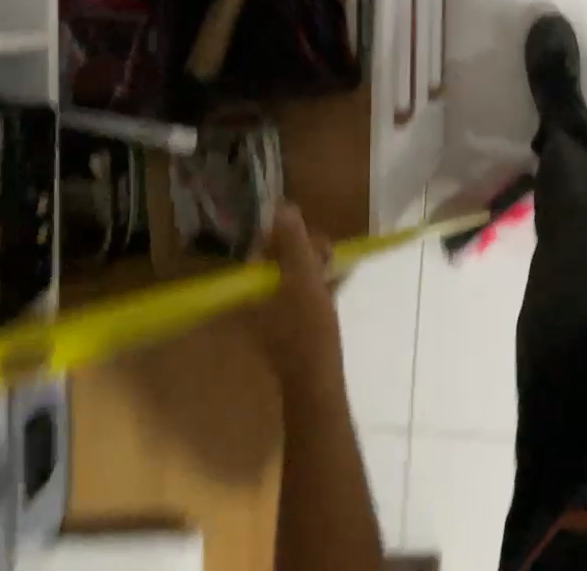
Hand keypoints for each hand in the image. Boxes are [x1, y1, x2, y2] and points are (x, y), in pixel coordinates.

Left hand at [261, 202, 344, 389]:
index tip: (321, 248)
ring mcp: (268, 312)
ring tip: (335, 273)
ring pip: (291, 274)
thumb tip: (282, 206)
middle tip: (330, 261)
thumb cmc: (309, 328)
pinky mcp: (285, 325)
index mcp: (250, 285)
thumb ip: (293, 242)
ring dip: (314, 268)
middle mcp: (252, 296)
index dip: (295, 238)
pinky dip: (315, 286)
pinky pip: (298, 293)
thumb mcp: (303, 278)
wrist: (316, 380)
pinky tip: (335, 286)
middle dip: (307, 253)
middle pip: (279, 258)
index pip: (267, 244)